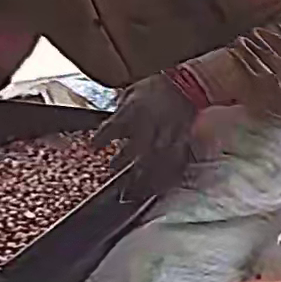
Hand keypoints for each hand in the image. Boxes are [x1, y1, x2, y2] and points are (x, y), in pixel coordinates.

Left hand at [91, 73, 198, 194]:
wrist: (188, 86)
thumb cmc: (158, 88)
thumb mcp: (132, 93)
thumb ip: (121, 110)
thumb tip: (110, 123)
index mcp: (133, 113)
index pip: (111, 129)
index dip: (100, 139)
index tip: (92, 148)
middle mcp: (150, 129)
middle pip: (135, 155)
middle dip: (126, 171)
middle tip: (117, 185)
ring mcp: (167, 139)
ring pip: (155, 165)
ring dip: (145, 181)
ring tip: (137, 194)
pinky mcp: (182, 144)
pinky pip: (174, 165)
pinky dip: (166, 178)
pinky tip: (160, 188)